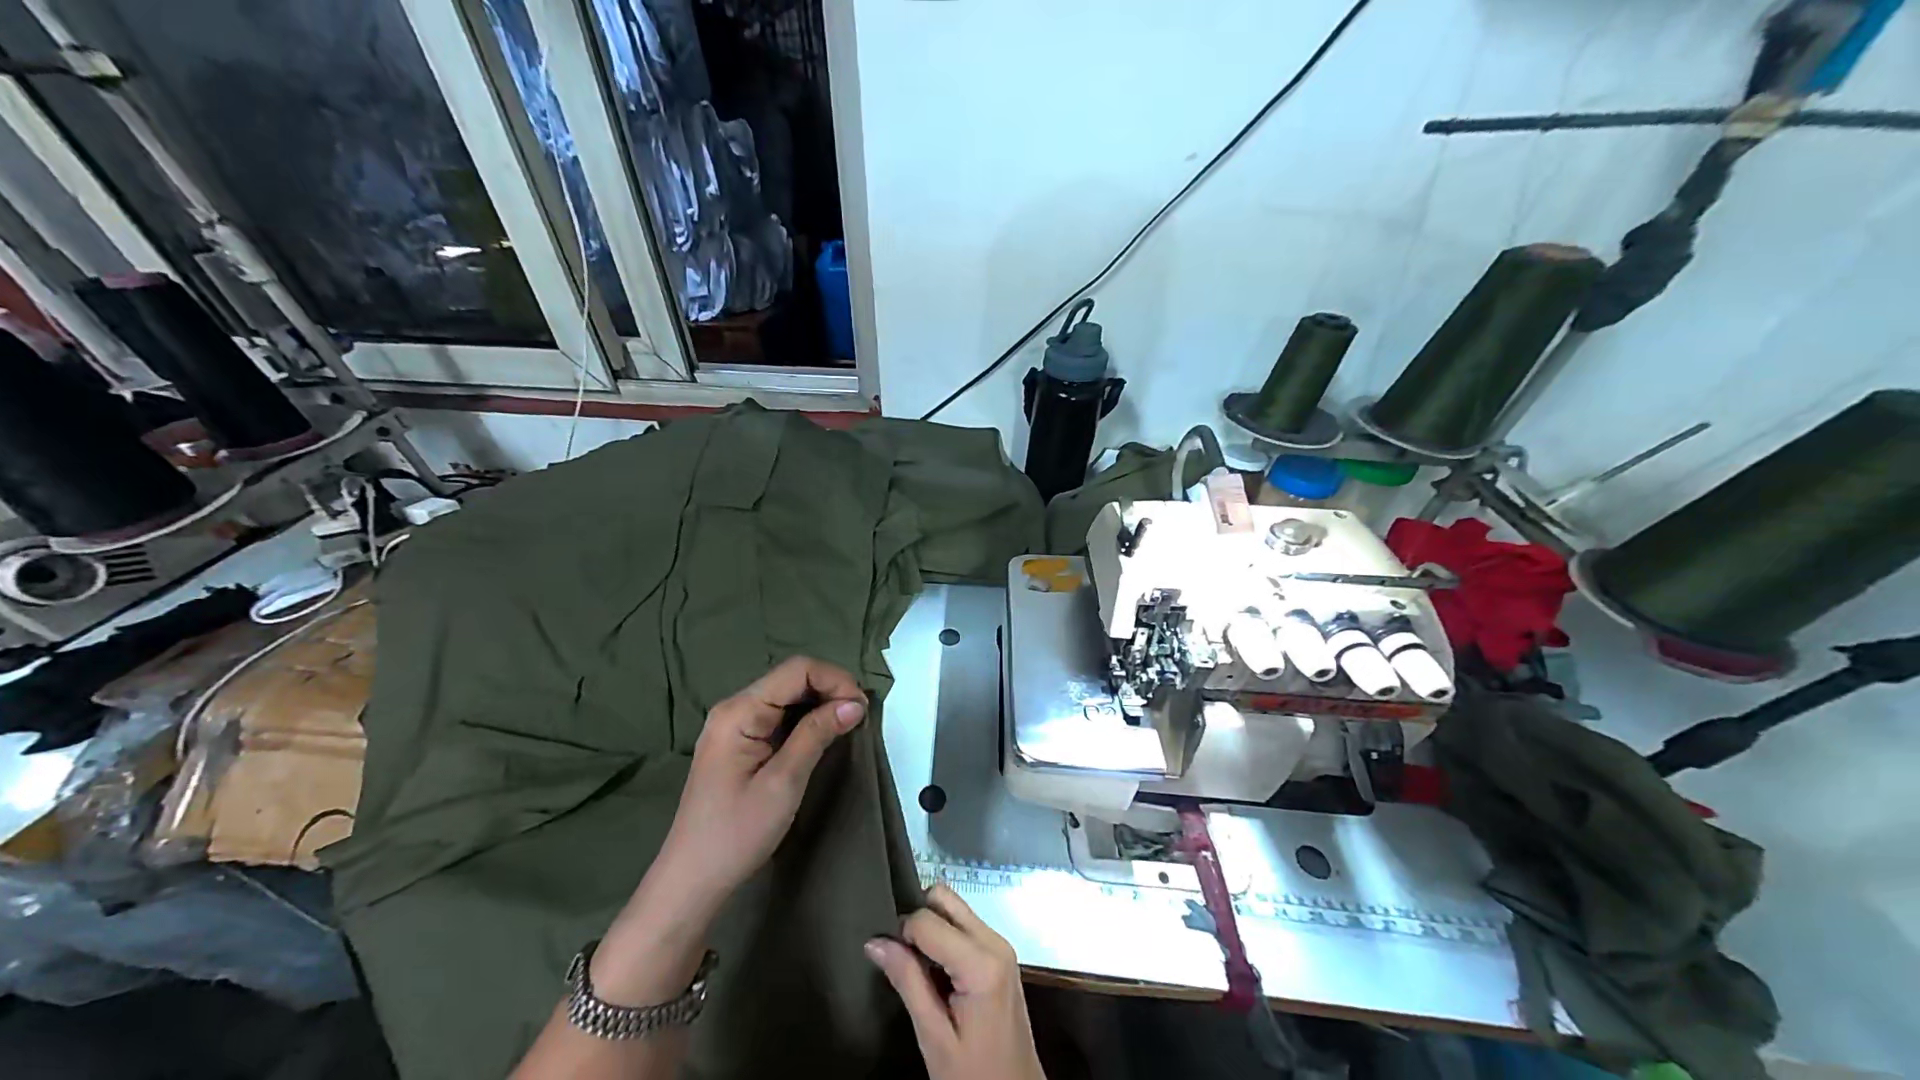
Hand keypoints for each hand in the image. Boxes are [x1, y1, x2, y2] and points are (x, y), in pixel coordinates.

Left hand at [653, 656, 868, 910]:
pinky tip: (823, 735)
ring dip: (821, 704)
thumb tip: (854, 704)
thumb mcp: (784, 782)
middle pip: (791, 678)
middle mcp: (734, 708)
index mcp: (739, 711)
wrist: (692, 880)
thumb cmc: (737, 833)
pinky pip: (778, 716)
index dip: (834, 679)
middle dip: (830, 689)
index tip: (861, 709)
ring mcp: (734, 725)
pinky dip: (806, 719)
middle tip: (859, 719)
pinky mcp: (739, 743)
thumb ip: (817, 735)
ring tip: (847, 726)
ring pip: (787, 696)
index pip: (796, 669)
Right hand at [866, 884, 1045, 1079]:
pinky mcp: (1000, 953)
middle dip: (917, 920)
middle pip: (943, 898)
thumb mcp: (934, 1035)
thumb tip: (874, 941)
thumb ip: (907, 981)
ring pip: (954, 907)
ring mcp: (1001, 944)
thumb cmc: (974, 1074)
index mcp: (981, 962)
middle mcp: (995, 941)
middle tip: (904, 960)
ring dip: (931, 928)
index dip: (901, 936)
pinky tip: (937, 971)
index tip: (891, 964)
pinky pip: (964, 924)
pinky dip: (944, 936)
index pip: (927, 920)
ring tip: (919, 969)